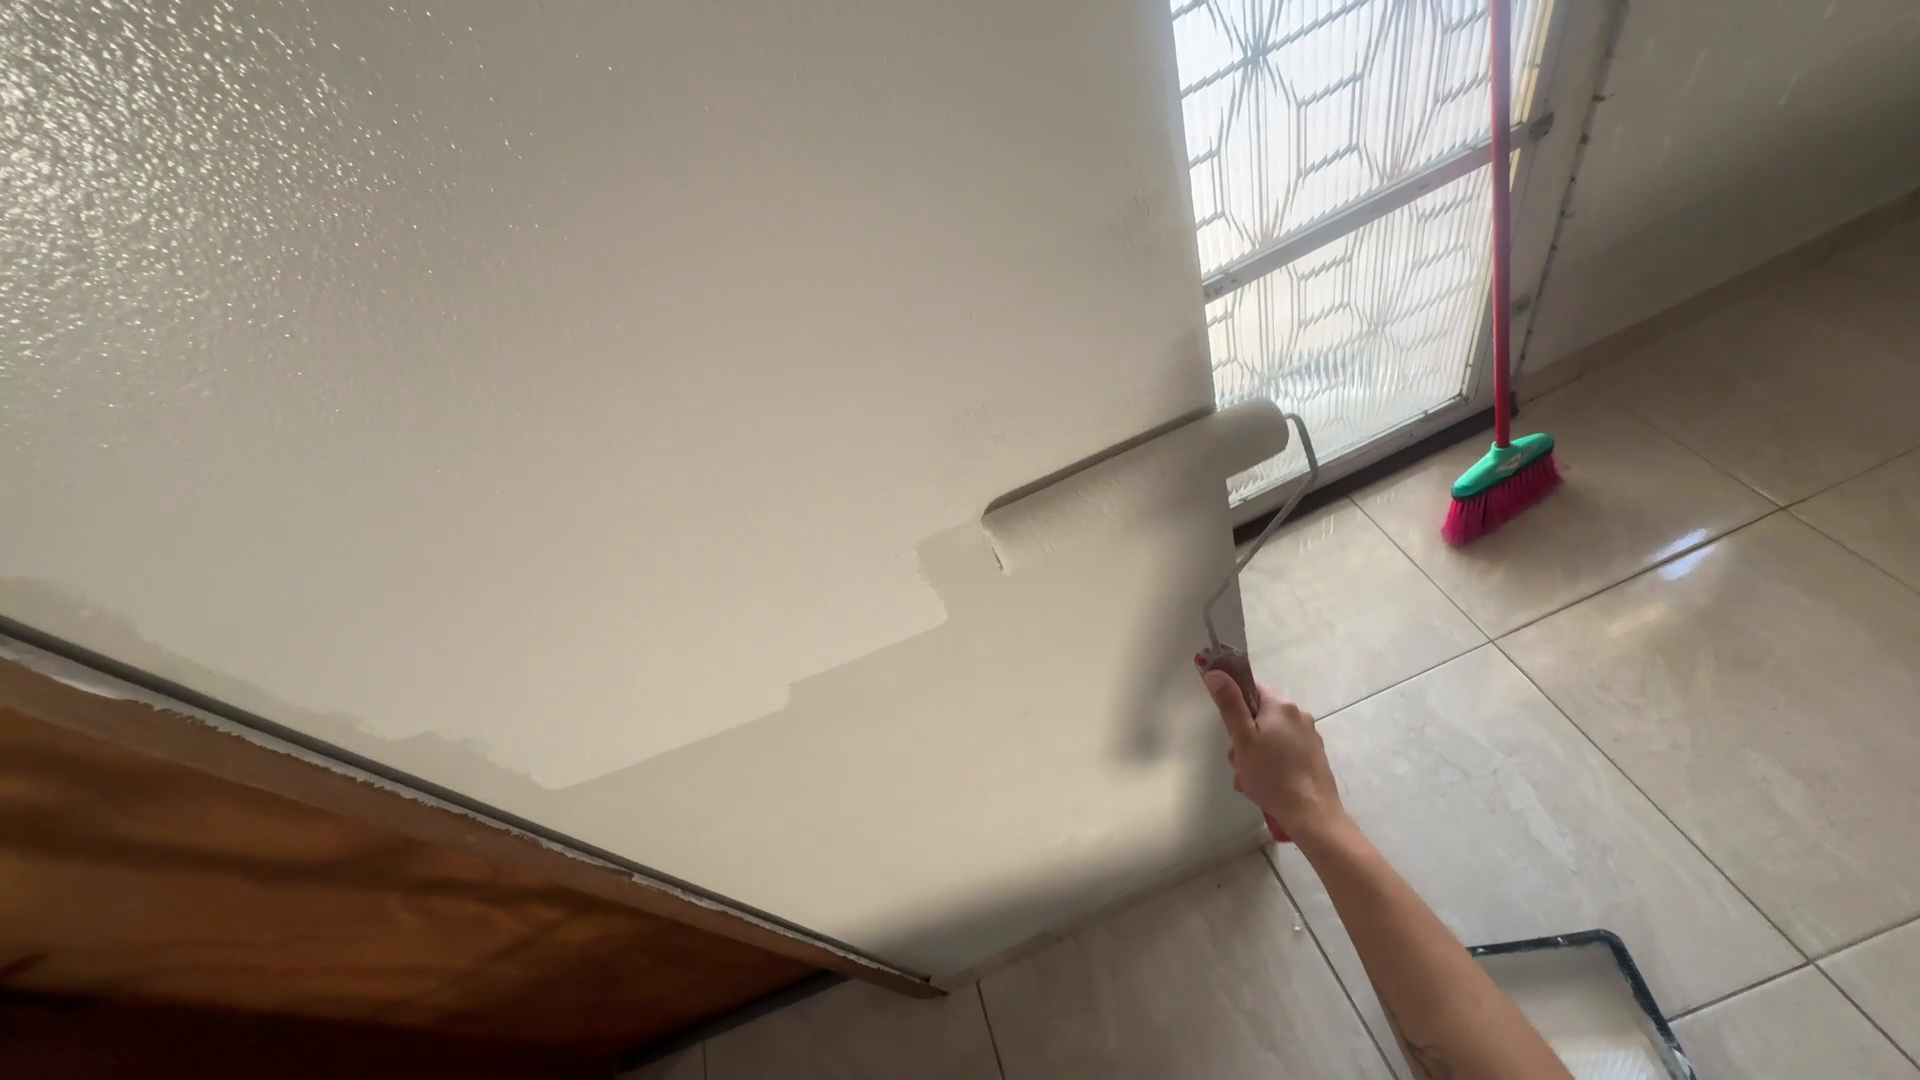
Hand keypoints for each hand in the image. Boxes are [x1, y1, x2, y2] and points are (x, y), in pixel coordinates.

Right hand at [1203, 671, 1347, 843]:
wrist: (1312, 814)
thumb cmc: (1272, 775)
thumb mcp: (1243, 739)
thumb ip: (1229, 704)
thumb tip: (1215, 672)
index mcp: (1281, 706)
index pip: (1251, 687)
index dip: (1234, 703)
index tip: (1228, 726)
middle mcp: (1299, 715)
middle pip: (1260, 714)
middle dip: (1243, 735)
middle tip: (1238, 759)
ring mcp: (1309, 736)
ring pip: (1270, 735)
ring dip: (1254, 752)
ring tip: (1249, 777)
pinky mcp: (1313, 755)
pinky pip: (1284, 750)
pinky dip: (1271, 761)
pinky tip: (1265, 783)